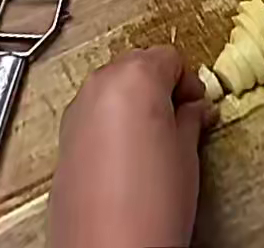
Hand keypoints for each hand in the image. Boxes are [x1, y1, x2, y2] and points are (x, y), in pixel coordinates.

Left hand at [49, 46, 213, 247]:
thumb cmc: (151, 205)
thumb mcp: (186, 157)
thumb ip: (190, 120)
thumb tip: (194, 109)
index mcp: (136, 77)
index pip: (168, 57)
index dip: (187, 80)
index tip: (197, 104)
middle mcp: (103, 80)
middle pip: (138, 63)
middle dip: (160, 85)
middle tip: (181, 118)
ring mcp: (80, 104)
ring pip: (114, 84)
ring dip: (134, 100)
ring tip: (154, 141)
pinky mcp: (66, 130)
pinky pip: (95, 108)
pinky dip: (111, 117)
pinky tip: (127, 154)